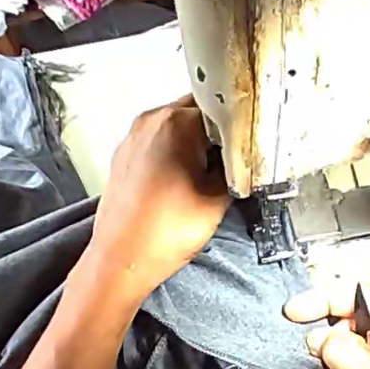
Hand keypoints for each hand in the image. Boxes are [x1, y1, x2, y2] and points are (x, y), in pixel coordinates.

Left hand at [87, 97, 230, 300]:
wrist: (119, 263)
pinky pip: (156, 145)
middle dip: (216, 133)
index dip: (242, 127)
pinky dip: (172, 156)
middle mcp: (150, 121)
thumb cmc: (161, 235)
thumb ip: (235, 168)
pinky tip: (180, 182)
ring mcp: (132, 138)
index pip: (225, 105)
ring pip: (176, 127)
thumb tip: (238, 159)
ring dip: (194, 144)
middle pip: (198, 111)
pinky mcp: (123, 158)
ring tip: (205, 176)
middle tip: (232, 163)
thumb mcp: (217, 200)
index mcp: (177, 122)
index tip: (250, 147)